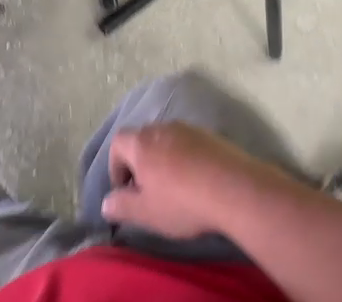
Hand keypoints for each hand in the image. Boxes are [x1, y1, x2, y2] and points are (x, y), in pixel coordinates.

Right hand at [100, 122, 286, 238]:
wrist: (234, 189)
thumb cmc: (182, 202)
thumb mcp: (146, 213)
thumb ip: (120, 206)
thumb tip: (106, 203)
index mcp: (141, 142)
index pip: (117, 143)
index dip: (116, 166)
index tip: (125, 190)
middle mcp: (162, 128)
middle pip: (142, 139)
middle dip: (140, 162)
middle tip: (148, 190)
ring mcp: (189, 129)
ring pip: (167, 140)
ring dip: (164, 159)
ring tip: (174, 187)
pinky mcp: (211, 136)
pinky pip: (189, 144)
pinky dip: (186, 158)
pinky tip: (196, 181)